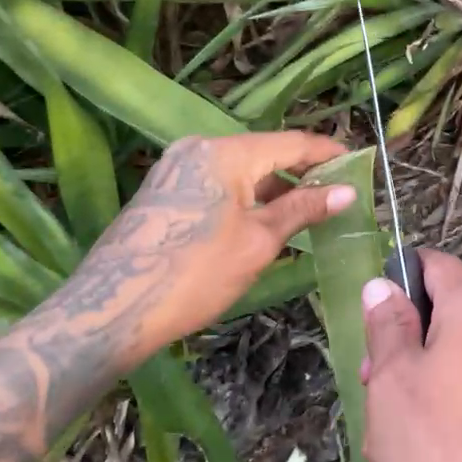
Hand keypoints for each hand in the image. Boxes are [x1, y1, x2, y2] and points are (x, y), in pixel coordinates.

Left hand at [74, 132, 352, 365]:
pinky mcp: (161, 193)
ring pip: (242, 171)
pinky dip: (245, 198)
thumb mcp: (259, 242)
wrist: (102, 319)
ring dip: (274, 189)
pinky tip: (263, 223)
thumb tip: (347, 191)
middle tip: (336, 194)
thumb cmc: (192, 275)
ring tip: (306, 213)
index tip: (360, 164)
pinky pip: (218, 184)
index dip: (330, 154)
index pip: (294, 143)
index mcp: (227, 152)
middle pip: (267, 154)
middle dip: (303, 174)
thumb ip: (304, 208)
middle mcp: (199, 149)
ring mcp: (175, 170)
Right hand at [360, 251, 461, 461]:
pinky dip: (447, 392)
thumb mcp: (393, 380)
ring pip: (459, 346)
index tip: (372, 310)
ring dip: (422, 370)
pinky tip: (425, 437)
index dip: (403, 275)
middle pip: (448, 307)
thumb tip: (381, 284)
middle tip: (373, 381)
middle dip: (407, 336)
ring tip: (392, 422)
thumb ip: (387, 327)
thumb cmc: (437, 441)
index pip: (439, 265)